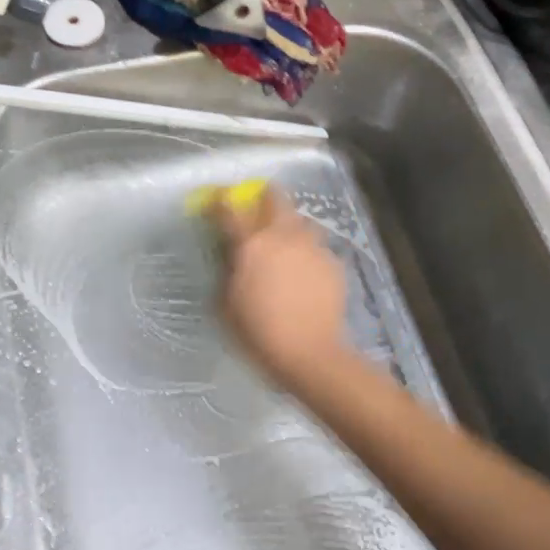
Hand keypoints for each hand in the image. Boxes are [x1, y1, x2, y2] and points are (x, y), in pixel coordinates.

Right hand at [209, 186, 351, 385]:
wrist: (310, 353)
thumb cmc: (258, 332)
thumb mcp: (226, 303)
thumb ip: (228, 271)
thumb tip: (232, 256)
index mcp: (251, 244)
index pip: (229, 209)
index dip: (220, 201)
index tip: (216, 201)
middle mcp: (283, 236)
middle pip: (276, 198)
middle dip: (265, 196)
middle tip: (258, 207)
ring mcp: (313, 247)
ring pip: (301, 220)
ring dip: (289, 225)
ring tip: (285, 244)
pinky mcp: (333, 263)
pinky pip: (317, 247)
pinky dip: (307, 252)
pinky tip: (304, 273)